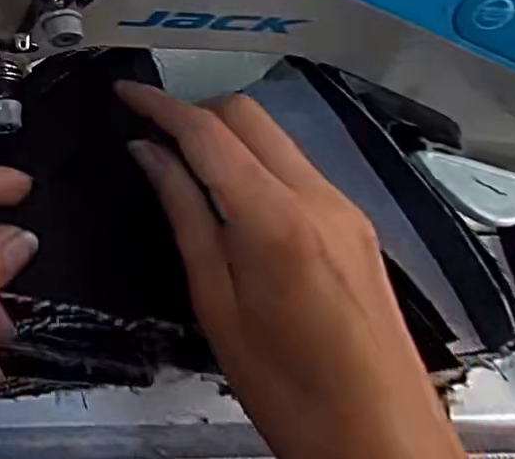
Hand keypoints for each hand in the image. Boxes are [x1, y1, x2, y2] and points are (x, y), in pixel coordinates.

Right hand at [118, 83, 465, 458]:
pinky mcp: (355, 221)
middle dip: (193, 110)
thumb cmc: (288, 392)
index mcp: (276, 219)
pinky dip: (252, 157)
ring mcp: (343, 205)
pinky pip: (292, 162)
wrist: (389, 450)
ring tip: (184, 162)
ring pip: (271, 133)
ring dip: (223, 131)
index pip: (207, 132)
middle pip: (245, 113)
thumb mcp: (215, 302)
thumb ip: (182, 212)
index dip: (160, 104)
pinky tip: (230, 192)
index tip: (125, 92)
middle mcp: (317, 196)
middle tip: (152, 134)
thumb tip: (147, 152)